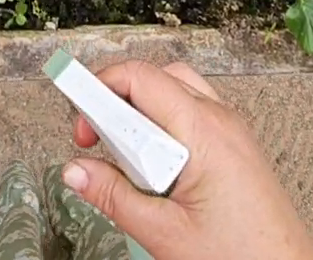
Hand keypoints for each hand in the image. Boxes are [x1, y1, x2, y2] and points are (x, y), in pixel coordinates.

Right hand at [60, 61, 312, 259]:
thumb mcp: (165, 235)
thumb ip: (114, 198)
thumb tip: (77, 171)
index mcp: (204, 132)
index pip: (140, 78)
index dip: (99, 87)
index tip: (74, 107)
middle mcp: (221, 120)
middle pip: (155, 77)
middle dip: (116, 97)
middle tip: (94, 137)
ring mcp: (232, 130)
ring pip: (175, 89)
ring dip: (142, 109)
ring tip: (125, 153)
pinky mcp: (237, 145)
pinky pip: (193, 111)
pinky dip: (165, 122)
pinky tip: (156, 163)